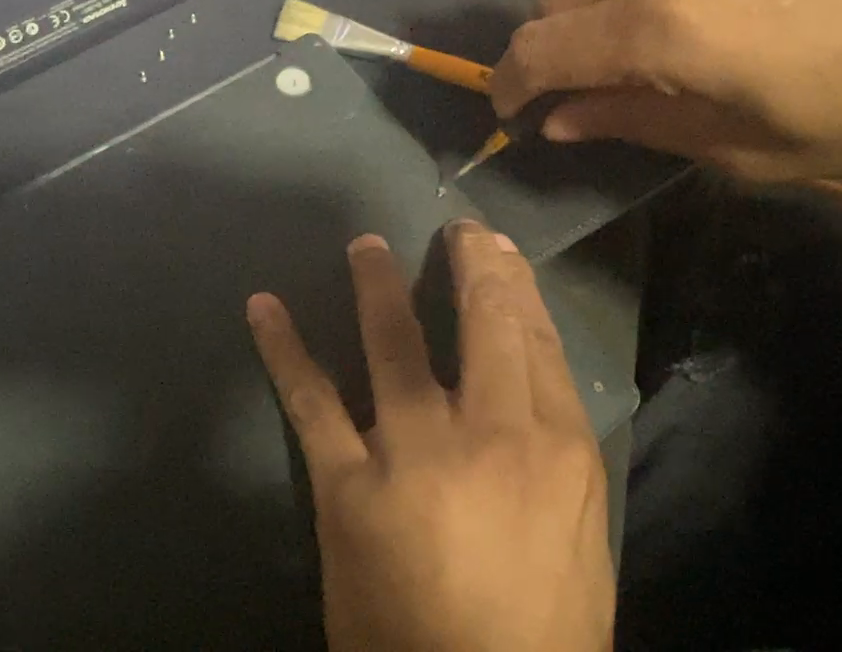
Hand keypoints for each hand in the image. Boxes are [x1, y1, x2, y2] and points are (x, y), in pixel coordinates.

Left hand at [247, 222, 613, 651]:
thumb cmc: (539, 623)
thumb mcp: (579, 530)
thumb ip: (552, 448)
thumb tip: (526, 380)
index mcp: (555, 447)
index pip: (534, 338)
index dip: (513, 284)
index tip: (496, 248)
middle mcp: (486, 432)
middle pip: (481, 323)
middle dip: (468, 265)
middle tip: (455, 229)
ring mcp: (410, 450)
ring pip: (394, 341)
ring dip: (377, 283)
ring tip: (364, 244)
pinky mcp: (345, 480)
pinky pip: (310, 399)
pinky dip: (283, 348)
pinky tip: (262, 306)